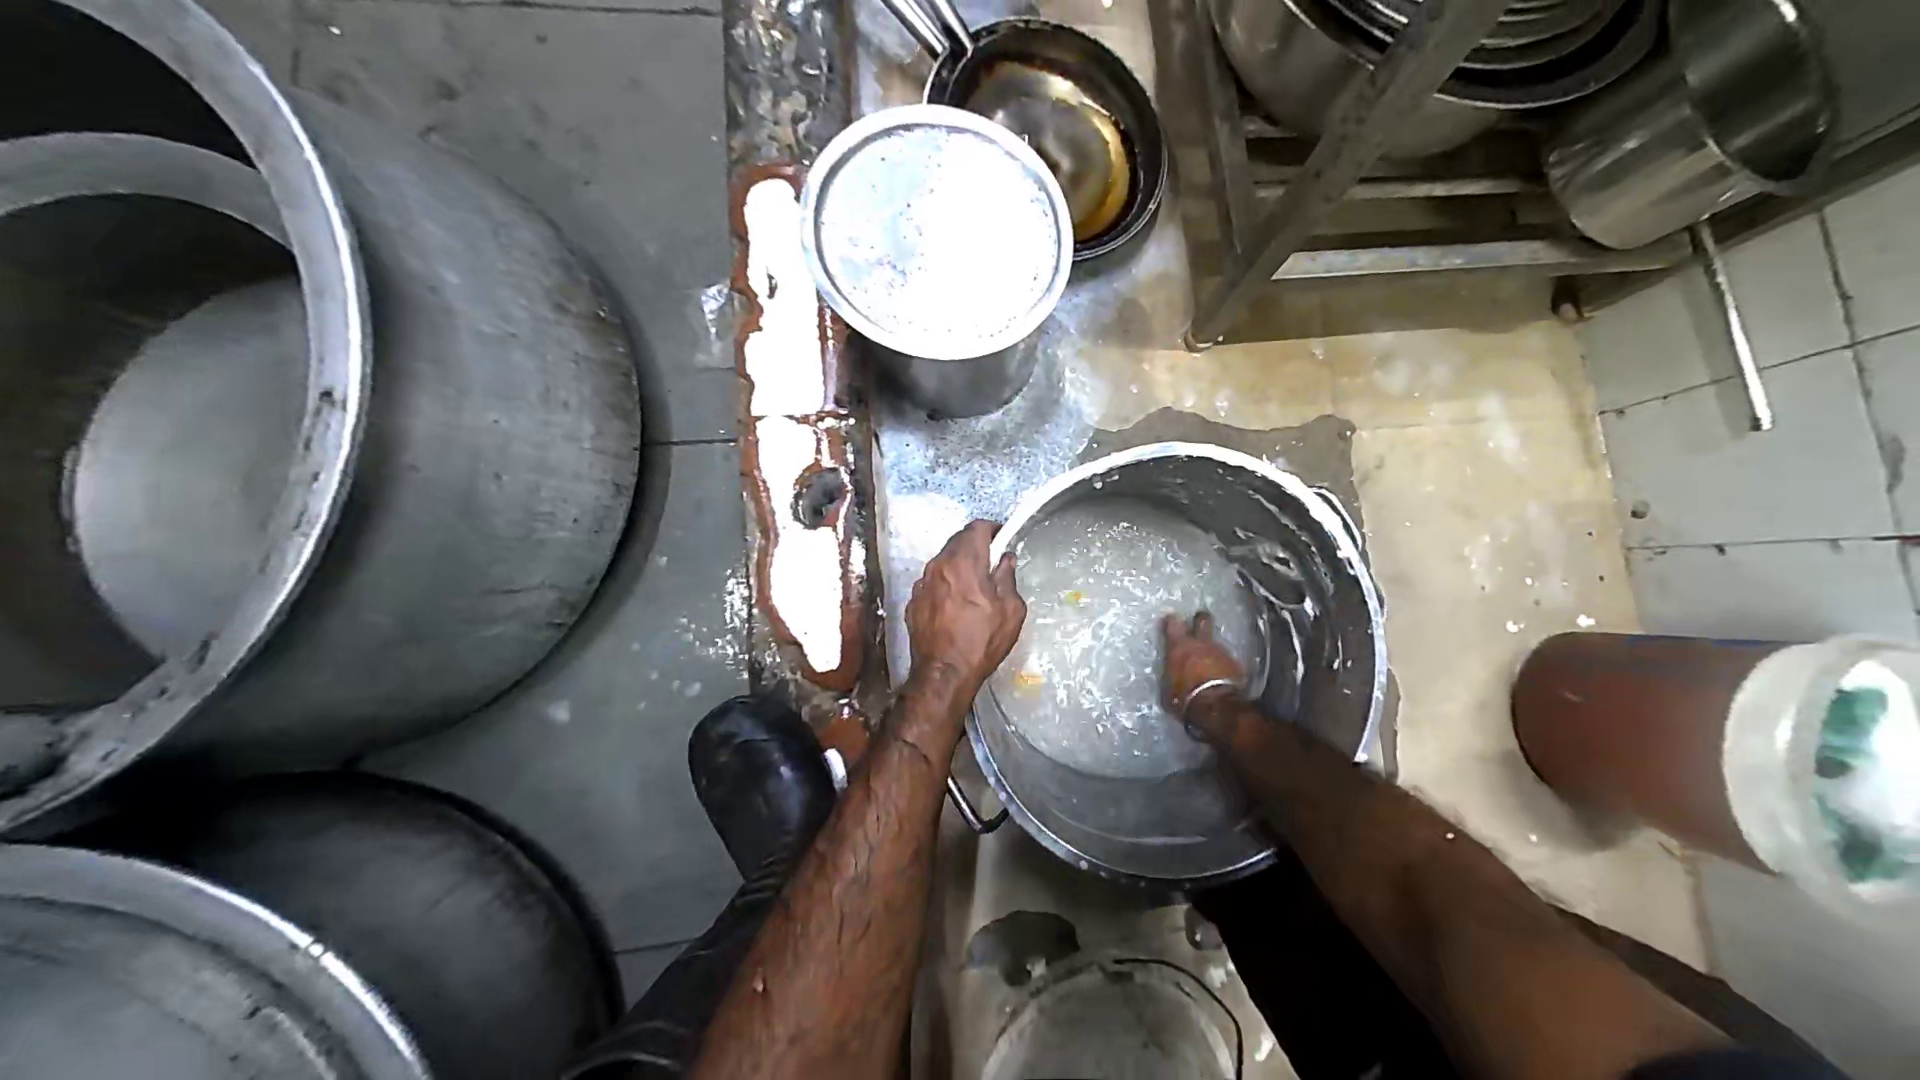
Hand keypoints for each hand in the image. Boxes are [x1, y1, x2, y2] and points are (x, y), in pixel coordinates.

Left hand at [908, 521, 1026, 698]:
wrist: (944, 673)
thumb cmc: (981, 642)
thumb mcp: (1010, 610)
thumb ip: (1008, 578)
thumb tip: (1005, 560)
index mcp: (963, 562)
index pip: (976, 528)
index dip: (992, 529)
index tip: (1002, 537)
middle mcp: (938, 566)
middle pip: (957, 541)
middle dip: (976, 545)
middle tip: (992, 561)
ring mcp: (922, 583)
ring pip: (943, 561)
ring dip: (959, 565)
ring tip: (974, 584)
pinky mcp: (913, 601)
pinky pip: (932, 582)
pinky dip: (945, 584)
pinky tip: (956, 603)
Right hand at [1162, 612, 1246, 741]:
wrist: (1216, 705)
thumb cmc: (1184, 696)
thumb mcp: (1167, 687)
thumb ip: (1170, 673)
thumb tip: (1171, 672)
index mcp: (1179, 646)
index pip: (1173, 623)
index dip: (1172, 620)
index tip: (1170, 620)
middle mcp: (1201, 643)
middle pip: (1203, 620)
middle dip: (1200, 619)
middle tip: (1198, 622)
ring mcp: (1221, 651)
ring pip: (1216, 642)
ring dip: (1212, 649)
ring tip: (1210, 661)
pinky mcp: (1237, 664)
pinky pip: (1228, 660)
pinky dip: (1224, 665)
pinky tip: (1222, 675)